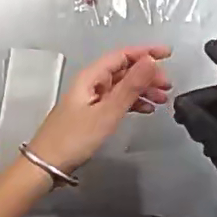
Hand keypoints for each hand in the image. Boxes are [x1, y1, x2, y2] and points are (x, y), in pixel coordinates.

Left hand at [24, 45, 172, 174]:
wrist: (48, 164)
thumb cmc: (74, 139)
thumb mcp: (107, 112)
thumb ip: (130, 87)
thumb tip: (150, 61)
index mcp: (91, 77)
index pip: (122, 55)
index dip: (146, 52)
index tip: (168, 54)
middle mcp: (90, 83)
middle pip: (124, 70)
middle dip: (147, 74)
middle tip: (168, 85)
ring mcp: (91, 99)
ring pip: (122, 86)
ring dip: (142, 89)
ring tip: (162, 99)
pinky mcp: (91, 114)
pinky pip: (117, 100)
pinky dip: (133, 102)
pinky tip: (145, 109)